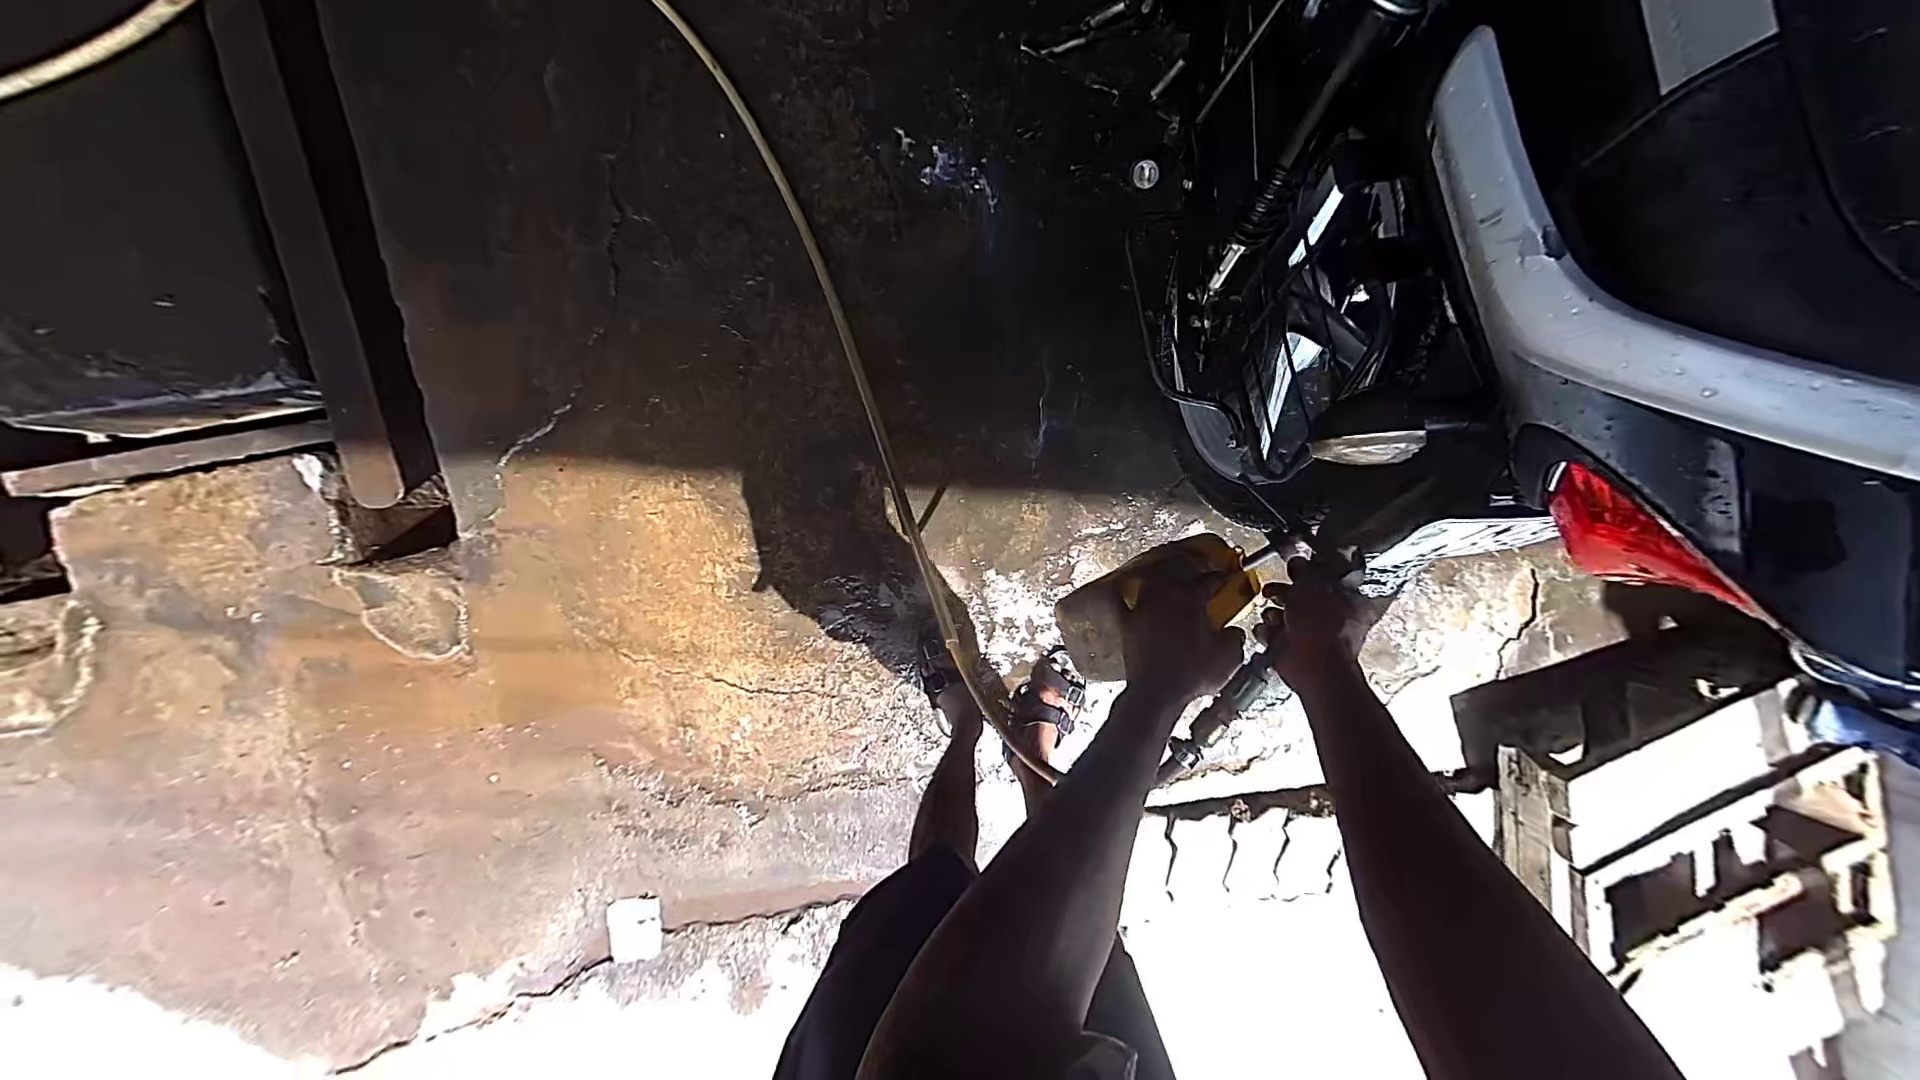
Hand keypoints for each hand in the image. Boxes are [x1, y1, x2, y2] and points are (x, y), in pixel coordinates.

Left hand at [1119, 559, 1244, 708]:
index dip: (1223, 576)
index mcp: (1190, 600)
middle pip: (1178, 568)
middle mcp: (1164, 597)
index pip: (1210, 578)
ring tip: (1173, 573)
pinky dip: (1125, 593)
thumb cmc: (1191, 675)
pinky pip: (1122, 601)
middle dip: (1194, 564)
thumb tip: (1234, 631)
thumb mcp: (1228, 658)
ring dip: (1163, 572)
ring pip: (1152, 578)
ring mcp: (1142, 608)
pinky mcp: (1127, 622)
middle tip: (1203, 567)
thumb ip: (1235, 638)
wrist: (1157, 692)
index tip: (1228, 577)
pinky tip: (1126, 588)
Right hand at [1258, 555, 1368, 687]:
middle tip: (1273, 591)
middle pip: (1300, 595)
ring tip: (1274, 616)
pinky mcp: (1289, 646)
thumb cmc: (1323, 626)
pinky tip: (1271, 632)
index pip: (1328, 578)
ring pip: (1282, 613)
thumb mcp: (1313, 586)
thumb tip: (1298, 560)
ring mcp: (1308, 632)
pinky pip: (1270, 632)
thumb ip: (1305, 571)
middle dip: (1283, 592)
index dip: (1310, 570)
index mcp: (1346, 599)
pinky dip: (1267, 631)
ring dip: (1273, 613)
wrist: (1311, 664)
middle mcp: (1329, 616)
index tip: (1295, 567)